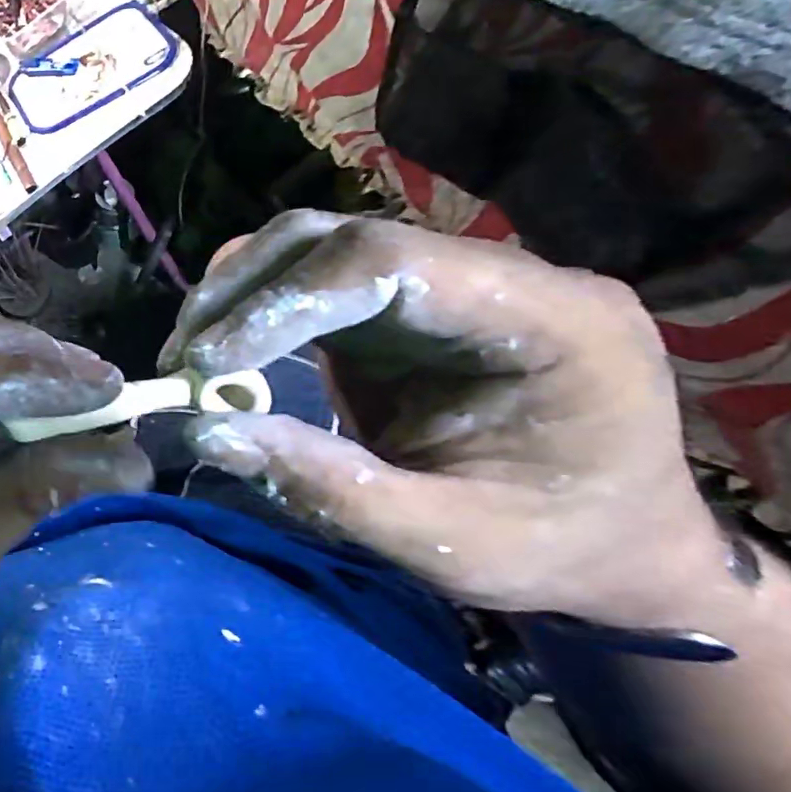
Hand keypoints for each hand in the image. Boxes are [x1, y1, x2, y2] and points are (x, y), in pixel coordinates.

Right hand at [162, 211, 729, 628]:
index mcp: (547, 318)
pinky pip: (302, 283)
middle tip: (182, 361)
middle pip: (333, 239)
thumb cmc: (553, 552)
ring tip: (189, 358)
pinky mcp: (394, 309)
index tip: (206, 365)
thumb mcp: (442, 541)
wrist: (609, 549)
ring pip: (306, 249)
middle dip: (240, 293)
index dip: (280, 302)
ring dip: (231, 296)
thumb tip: (201, 431)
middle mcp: (492, 277)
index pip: (385, 262)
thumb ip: (323, 484)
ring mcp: (438, 285)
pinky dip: (245, 312)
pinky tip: (218, 353)